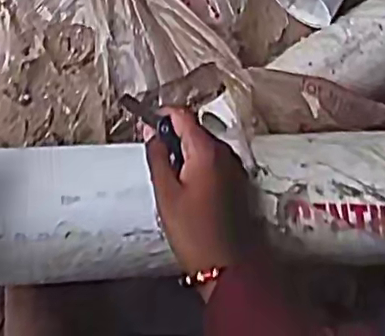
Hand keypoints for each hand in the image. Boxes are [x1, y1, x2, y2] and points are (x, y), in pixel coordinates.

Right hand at [144, 108, 259, 298]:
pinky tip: (187, 182)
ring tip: (169, 170)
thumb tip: (151, 132)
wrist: (227, 270)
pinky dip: (198, 161)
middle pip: (194, 127)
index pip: (182, 114)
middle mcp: (224, 153)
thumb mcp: (166, 193)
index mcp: (206, 151)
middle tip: (154, 147)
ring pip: (204, 143)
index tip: (146, 123)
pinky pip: (214, 159)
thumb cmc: (195, 234)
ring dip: (185, 147)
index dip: (161, 114)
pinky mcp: (237, 181)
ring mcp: (234, 167)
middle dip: (172, 132)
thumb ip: (157, 155)